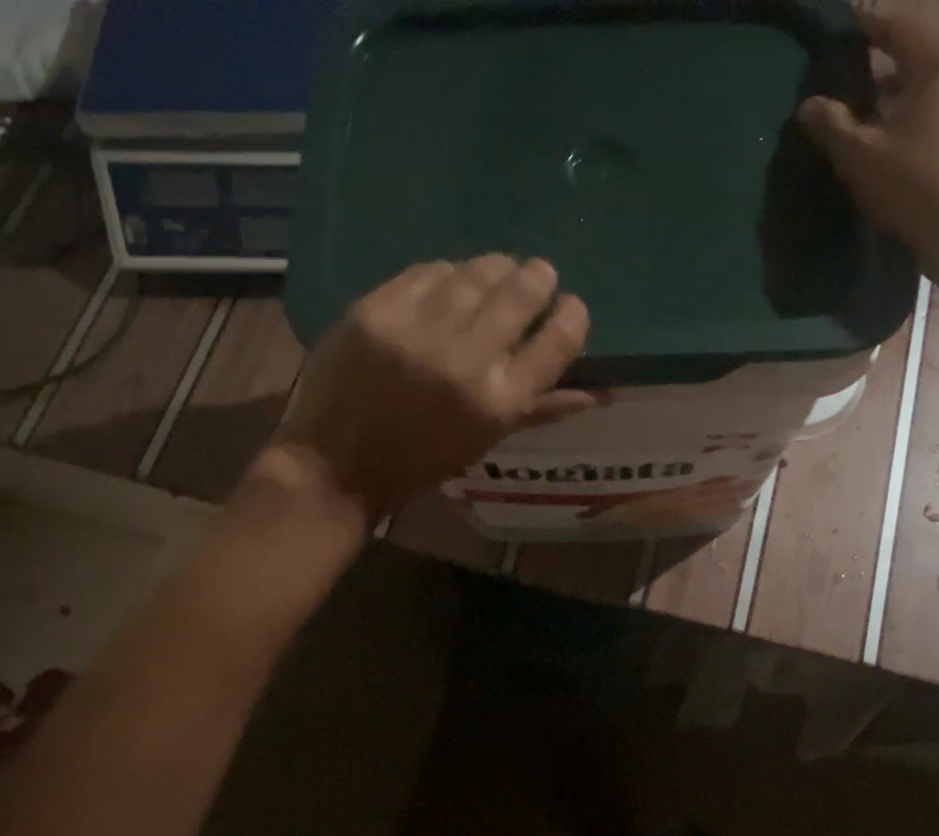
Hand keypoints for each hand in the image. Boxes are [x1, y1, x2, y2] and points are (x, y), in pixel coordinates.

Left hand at [265, 255, 599, 520]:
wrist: (338, 463)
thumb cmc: (423, 460)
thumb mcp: (488, 440)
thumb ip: (542, 409)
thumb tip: (600, 393)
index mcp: (501, 401)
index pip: (559, 339)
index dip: (572, 314)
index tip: (569, 307)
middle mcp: (467, 359)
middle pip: (522, 293)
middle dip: (537, 278)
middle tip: (537, 277)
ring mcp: (419, 329)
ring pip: (477, 272)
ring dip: (495, 269)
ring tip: (498, 273)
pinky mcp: (378, 309)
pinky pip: (429, 272)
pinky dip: (447, 274)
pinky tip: (449, 284)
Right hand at [799, 12, 938, 271]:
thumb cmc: (911, 182)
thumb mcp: (858, 152)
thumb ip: (830, 123)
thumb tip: (809, 104)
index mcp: (938, 62)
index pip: (894, 29)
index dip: (863, 28)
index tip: (839, 29)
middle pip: (912, 58)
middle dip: (877, 65)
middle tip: (843, 72)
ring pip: (922, 89)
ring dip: (891, 96)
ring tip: (857, 110)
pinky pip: (933, 114)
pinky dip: (907, 118)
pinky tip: (883, 139)